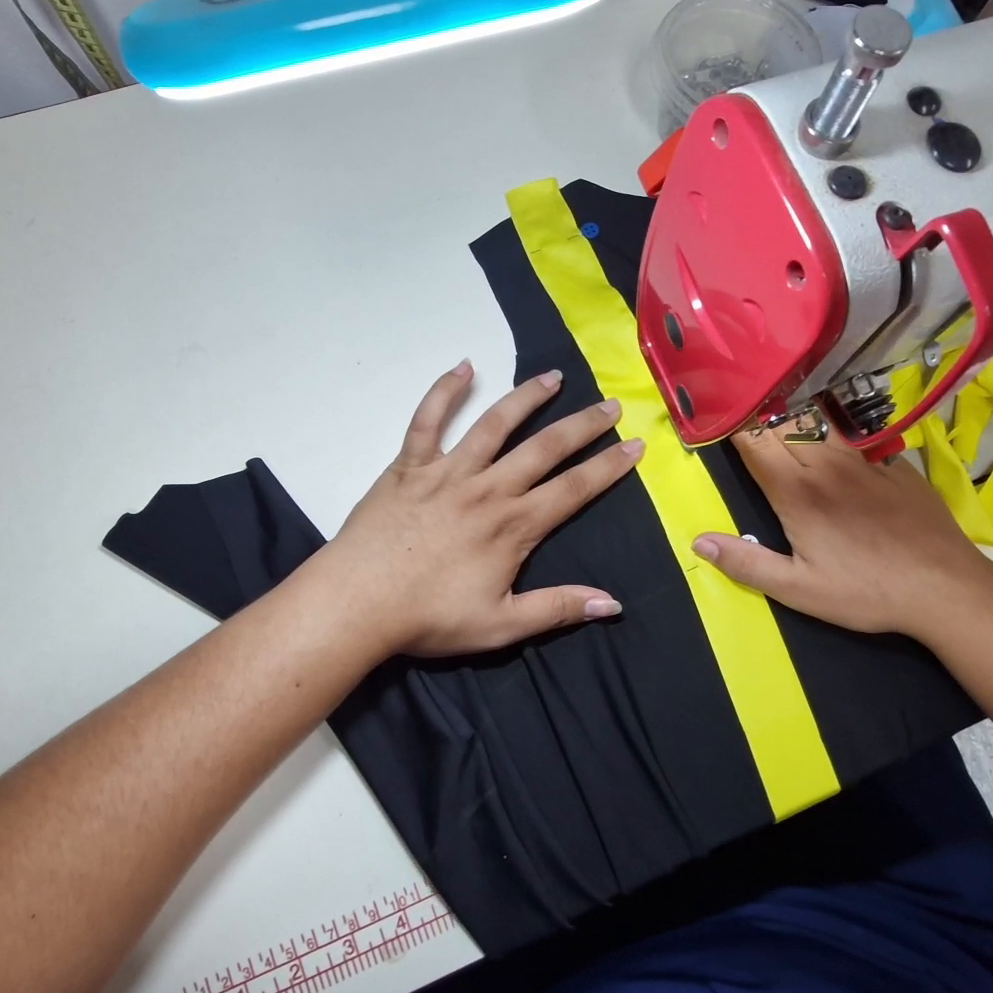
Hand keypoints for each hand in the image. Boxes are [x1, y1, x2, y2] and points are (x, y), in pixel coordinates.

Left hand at [308, 361, 642, 657]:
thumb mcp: (502, 625)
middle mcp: (488, 488)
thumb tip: (613, 604)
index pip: (574, 489)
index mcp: (514, 526)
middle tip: (609, 404)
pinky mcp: (409, 466)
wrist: (357, 603)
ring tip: (554, 377)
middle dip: (582, 425)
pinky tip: (463, 367)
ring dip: (527, 398)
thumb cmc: (430, 617)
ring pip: (495, 424)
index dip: (609, 467)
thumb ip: (558, 608)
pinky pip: (428, 420)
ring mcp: (447, 472)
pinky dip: (444, 392)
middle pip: (544, 448)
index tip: (635, 445)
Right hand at [692, 428, 992, 640]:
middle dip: (761, 421)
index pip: (755, 442)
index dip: (734, 428)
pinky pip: (856, 440)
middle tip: (745, 424)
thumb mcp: (798, 589)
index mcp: (797, 492)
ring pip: (820, 424)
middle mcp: (828, 464)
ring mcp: (865, 461)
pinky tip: (838, 449)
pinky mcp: (895, 465)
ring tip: (784, 426)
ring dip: (796, 422)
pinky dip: (837, 437)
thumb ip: (746, 564)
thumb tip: (699, 541)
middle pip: (784, 423)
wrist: (944, 586)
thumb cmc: (865, 592)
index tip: (719, 423)